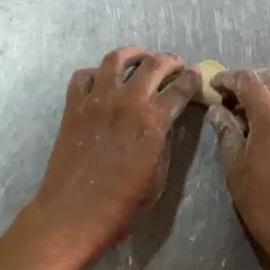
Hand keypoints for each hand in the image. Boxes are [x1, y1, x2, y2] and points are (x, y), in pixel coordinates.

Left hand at [21, 47, 198, 266]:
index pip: (180, 89)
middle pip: (152, 65)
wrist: (73, 214)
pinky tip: (102, 81)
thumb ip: (163, 144)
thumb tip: (164, 125)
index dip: (192, 80)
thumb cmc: (121, 206)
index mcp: (152, 120)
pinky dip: (96, 73)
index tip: (197, 76)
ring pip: (116, 59)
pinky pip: (84, 75)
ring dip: (133, 55)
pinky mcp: (74, 105)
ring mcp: (97, 99)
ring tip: (140, 59)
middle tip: (176, 65)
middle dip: (170, 61)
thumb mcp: (158, 179)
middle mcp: (126, 100)